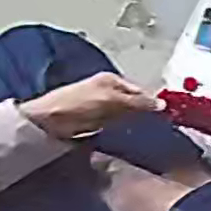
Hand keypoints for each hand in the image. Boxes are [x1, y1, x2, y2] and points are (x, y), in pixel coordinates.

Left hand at [20, 73, 162, 139]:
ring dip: (134, 120)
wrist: (47, 121)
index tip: (161, 115)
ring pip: (128, 112)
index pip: (141, 90)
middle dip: (143, 111)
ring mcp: (102, 104)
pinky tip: (127, 131)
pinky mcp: (96, 118)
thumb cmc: (79, 104)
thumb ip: (140, 102)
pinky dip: (123, 126)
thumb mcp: (113, 100)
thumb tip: (163, 104)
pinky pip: (118, 121)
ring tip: (140, 128)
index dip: (150, 102)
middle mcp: (108, 89)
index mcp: (112, 79)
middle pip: (135, 101)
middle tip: (152, 123)